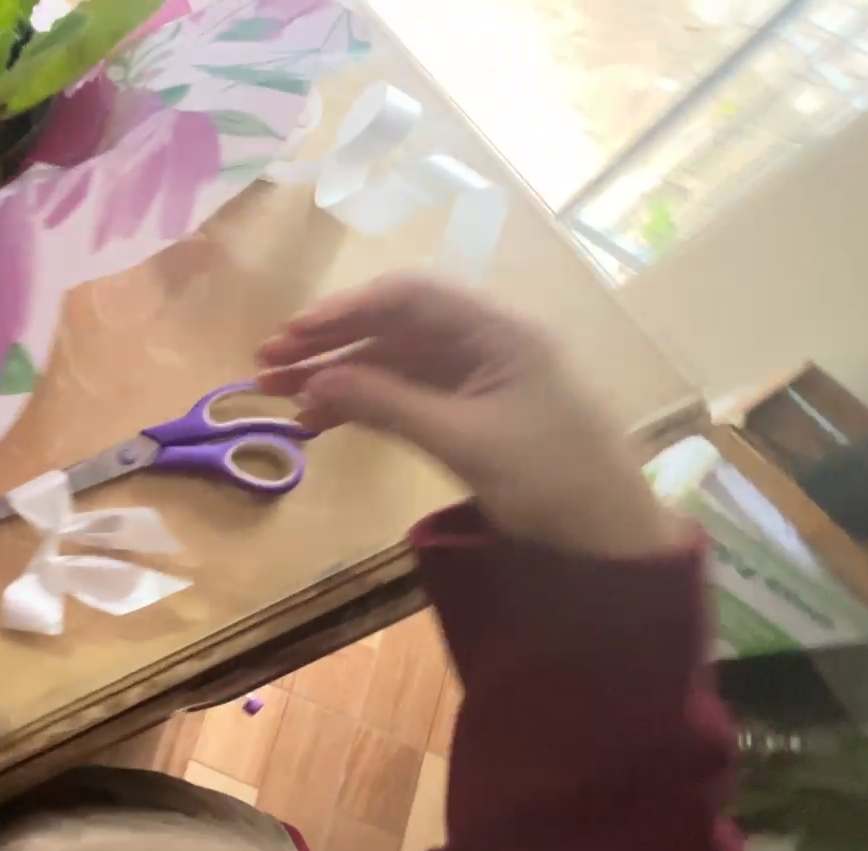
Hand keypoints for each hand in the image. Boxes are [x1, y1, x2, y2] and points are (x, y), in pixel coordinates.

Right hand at [256, 274, 685, 558]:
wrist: (602, 534)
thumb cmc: (548, 477)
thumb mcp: (462, 439)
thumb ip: (385, 404)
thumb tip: (313, 382)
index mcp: (495, 333)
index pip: (408, 299)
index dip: (345, 309)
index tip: (292, 333)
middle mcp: (475, 344)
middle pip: (388, 327)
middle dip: (324, 341)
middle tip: (265, 362)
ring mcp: (462, 378)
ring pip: (382, 362)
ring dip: (328, 373)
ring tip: (274, 392)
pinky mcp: (452, 409)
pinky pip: (391, 395)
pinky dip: (350, 403)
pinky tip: (313, 419)